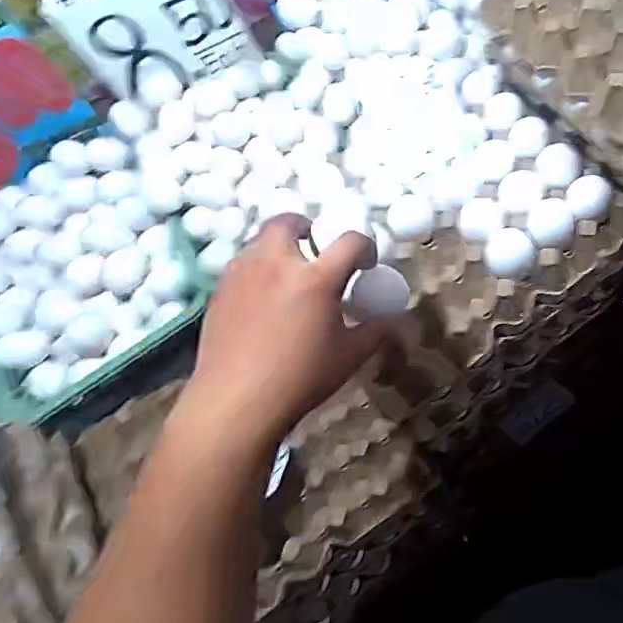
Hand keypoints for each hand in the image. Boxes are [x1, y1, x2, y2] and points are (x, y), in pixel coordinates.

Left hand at [179, 215, 389, 450]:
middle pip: (288, 222)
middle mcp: (276, 265)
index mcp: (316, 279)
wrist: (237, 401)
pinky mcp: (219, 292)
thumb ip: (379, 331)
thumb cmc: (303, 377)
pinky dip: (259, 270)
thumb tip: (403, 325)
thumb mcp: (351, 354)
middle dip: (307, 227)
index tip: (366, 264)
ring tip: (292, 276)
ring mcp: (242, 275)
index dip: (365, 247)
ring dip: (280, 248)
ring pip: (260, 242)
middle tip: (318, 248)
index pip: (350, 242)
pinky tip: (267, 301)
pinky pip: (242, 266)